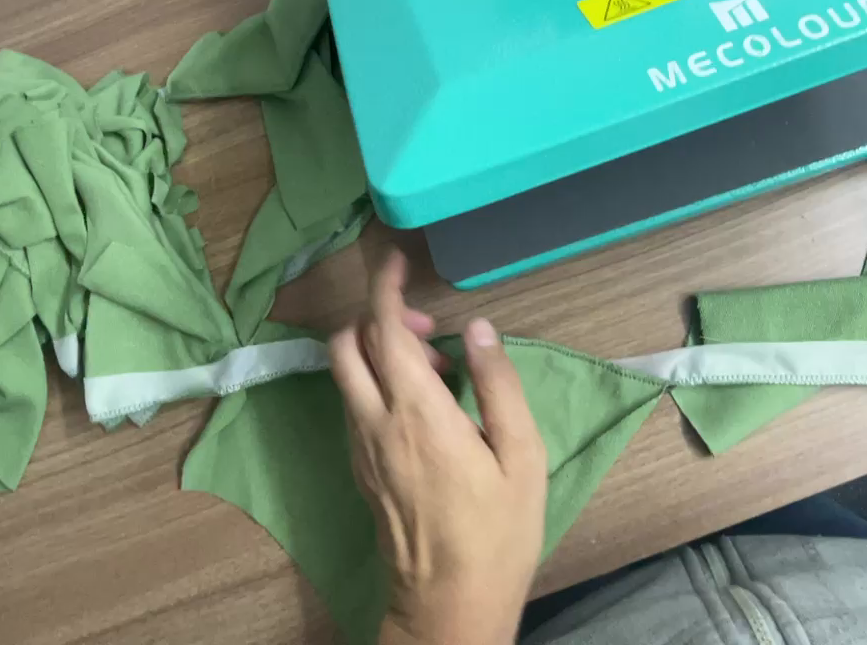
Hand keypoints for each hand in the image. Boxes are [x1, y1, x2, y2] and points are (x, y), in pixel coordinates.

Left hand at [329, 252, 546, 644]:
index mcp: (417, 412)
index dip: (385, 286)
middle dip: (379, 315)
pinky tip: (424, 406)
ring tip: (438, 372)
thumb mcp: (521, 455)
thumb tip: (477, 327)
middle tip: (428, 327)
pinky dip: (378, 379)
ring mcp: (361, 446)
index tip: (395, 260)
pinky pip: (355, 401)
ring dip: (379, 349)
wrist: (448, 607)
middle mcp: (376, 421)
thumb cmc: (496, 531)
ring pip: (346, 372)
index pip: (384, 329)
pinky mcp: (360, 466)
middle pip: (347, 343)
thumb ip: (497, 382)